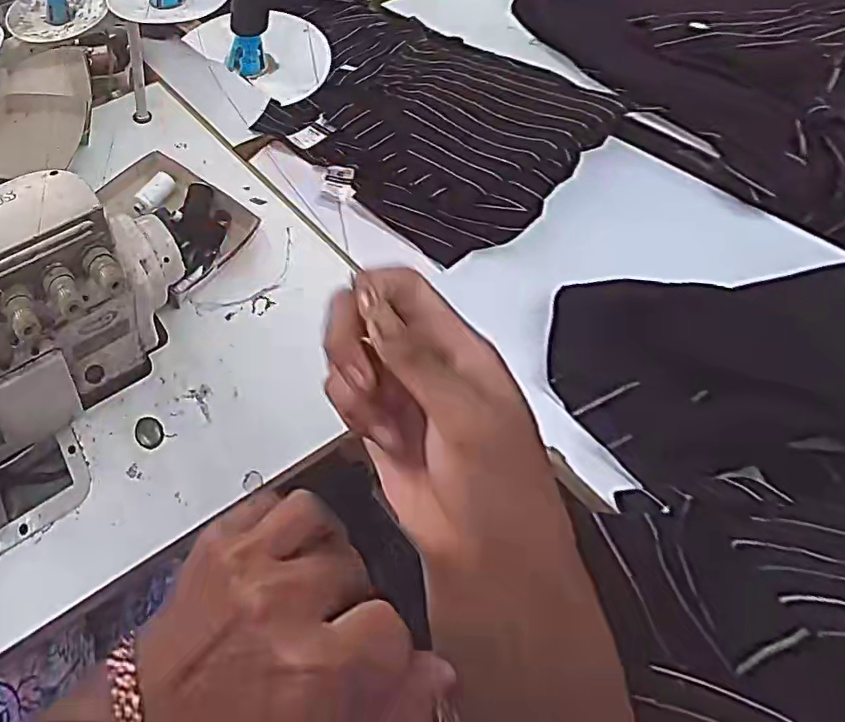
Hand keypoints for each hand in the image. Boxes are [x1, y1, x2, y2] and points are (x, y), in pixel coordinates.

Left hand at [137, 490, 453, 721]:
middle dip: (352, 595)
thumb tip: (435, 669)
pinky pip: (270, 500)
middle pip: (353, 565)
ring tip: (312, 572)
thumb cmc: (234, 721)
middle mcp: (277, 602)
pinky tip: (281, 550)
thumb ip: (387, 704)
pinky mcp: (217, 537)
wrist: (157, 710)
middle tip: (332, 620)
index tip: (372, 649)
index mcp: (310, 665)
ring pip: (316, 516)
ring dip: (322, 543)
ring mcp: (243, 560)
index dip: (386, 641)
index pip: (389, 623)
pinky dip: (283, 520)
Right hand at [323, 269, 632, 721]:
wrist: (486, 557)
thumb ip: (414, 357)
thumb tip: (374, 305)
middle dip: (348, 339)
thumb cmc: (504, 491)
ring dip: (351, 384)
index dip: (372, 289)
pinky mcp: (374, 416)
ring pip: (345, 352)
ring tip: (381, 418)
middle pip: (362, 313)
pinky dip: (350, 410)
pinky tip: (380, 436)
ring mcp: (396, 388)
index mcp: (455, 347)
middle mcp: (421, 361)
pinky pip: (340, 390)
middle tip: (360, 374)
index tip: (356, 315)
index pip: (403, 288)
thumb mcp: (467, 415)